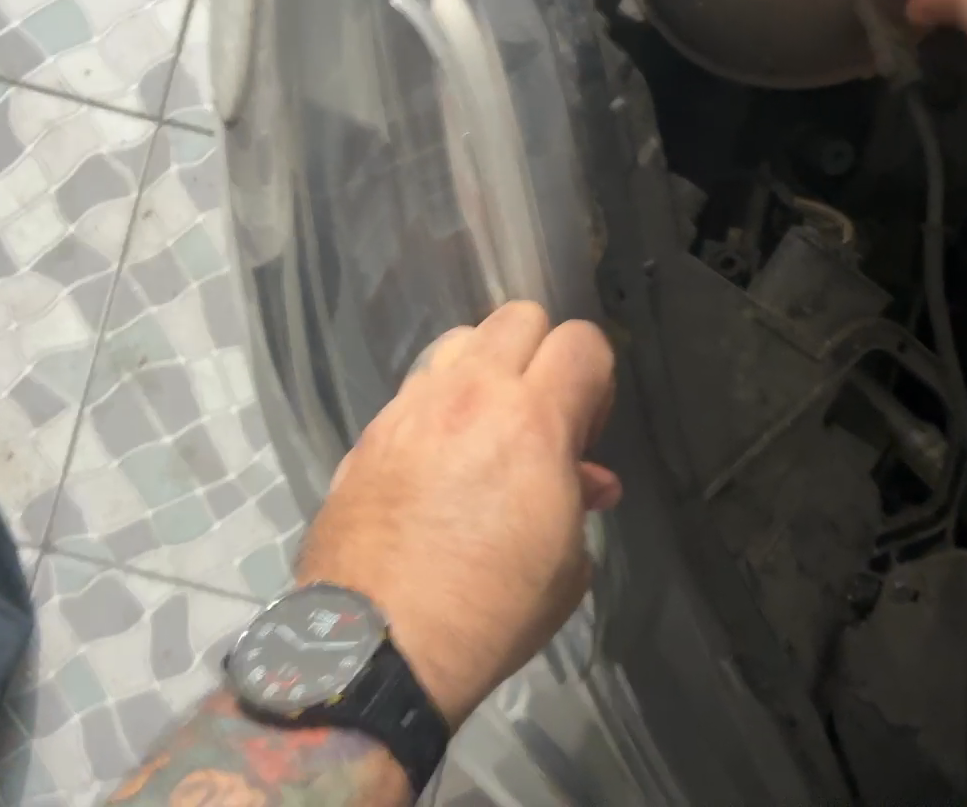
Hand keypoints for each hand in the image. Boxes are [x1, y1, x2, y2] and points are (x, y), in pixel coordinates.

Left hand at [293, 301, 622, 726]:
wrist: (373, 649)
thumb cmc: (491, 611)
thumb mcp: (565, 564)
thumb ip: (578, 499)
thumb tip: (587, 480)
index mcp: (533, 421)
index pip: (582, 341)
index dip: (597, 374)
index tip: (587, 423)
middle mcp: (471, 395)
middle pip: (518, 316)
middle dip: (542, 353)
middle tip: (541, 412)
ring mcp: (412, 408)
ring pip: (460, 338)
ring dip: (485, 368)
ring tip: (486, 424)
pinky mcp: (369, 432)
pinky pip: (416, 387)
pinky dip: (440, 404)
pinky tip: (438, 458)